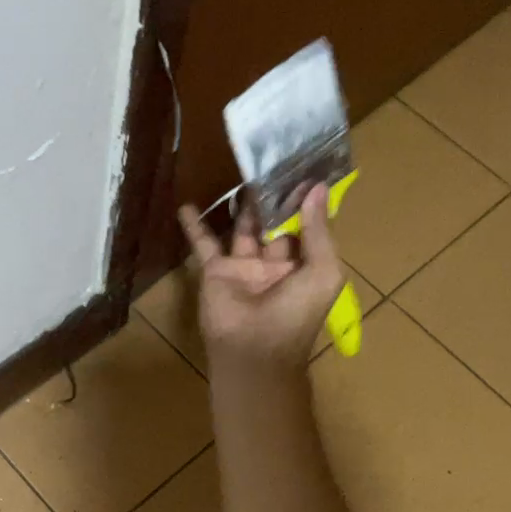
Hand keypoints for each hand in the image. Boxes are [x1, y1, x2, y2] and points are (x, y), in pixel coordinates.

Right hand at [178, 184, 347, 373]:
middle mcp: (275, 264)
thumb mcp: (323, 272)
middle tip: (274, 160)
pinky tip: (187, 205)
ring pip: (244, 228)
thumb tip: (316, 187)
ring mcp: (243, 267)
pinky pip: (204, 244)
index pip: (306, 226)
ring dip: (244, 204)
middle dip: (276, 197)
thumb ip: (318, 231)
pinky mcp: (216, 271)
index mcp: (304, 266)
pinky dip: (194, 226)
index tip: (305, 167)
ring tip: (247, 171)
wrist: (254, 350)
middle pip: (275, 223)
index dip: (305, 200)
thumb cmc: (295, 315)